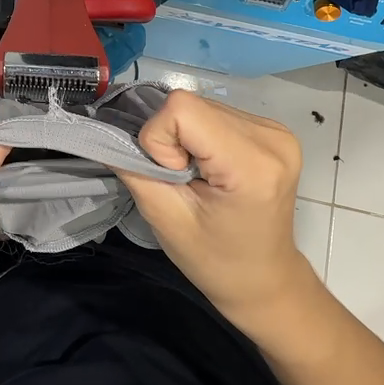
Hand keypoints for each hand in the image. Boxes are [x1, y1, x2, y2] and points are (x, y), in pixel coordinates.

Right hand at [115, 90, 317, 315]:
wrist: (264, 280)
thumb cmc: (215, 259)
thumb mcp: (164, 218)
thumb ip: (134, 169)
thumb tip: (107, 131)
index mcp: (252, 164)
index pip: (182, 109)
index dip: (161, 139)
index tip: (175, 178)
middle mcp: (270, 137)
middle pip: (191, 104)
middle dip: (173, 139)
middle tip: (186, 180)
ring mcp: (276, 131)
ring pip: (200, 106)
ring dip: (186, 137)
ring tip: (201, 176)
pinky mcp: (272, 130)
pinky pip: (215, 113)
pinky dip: (201, 136)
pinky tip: (214, 168)